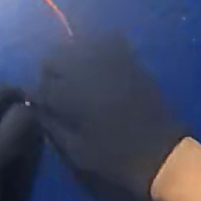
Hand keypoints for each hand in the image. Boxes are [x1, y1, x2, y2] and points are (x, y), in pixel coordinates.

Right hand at [36, 34, 190, 200]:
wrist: (165, 159)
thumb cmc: (117, 159)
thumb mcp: (76, 152)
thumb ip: (50, 126)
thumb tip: (34, 106)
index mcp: (72, 95)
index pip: (43, 85)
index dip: (42, 96)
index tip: (47, 107)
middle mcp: (87, 73)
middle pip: (54, 59)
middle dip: (52, 73)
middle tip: (59, 90)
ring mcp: (111, 64)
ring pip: (77, 45)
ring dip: (71, 57)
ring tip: (76, 74)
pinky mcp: (131, 64)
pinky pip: (111, 40)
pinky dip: (100, 44)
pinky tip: (98, 58)